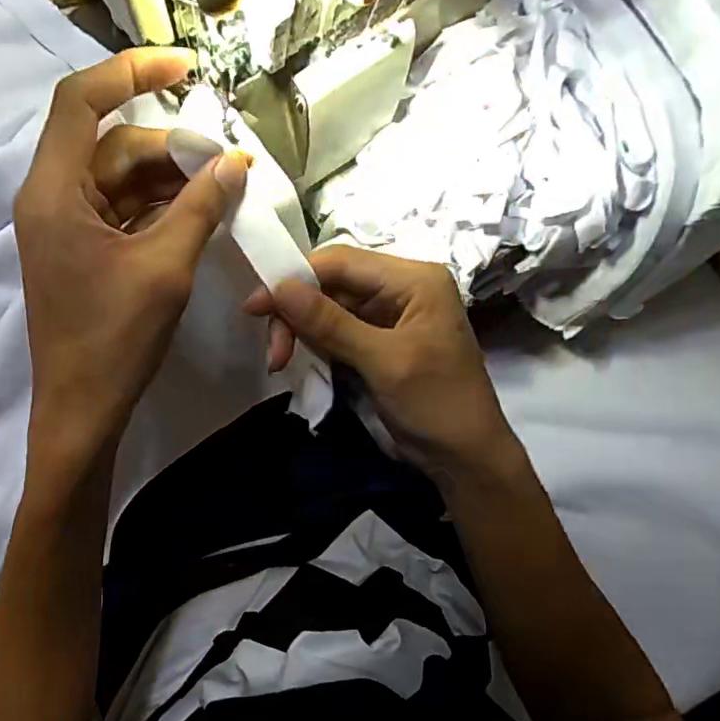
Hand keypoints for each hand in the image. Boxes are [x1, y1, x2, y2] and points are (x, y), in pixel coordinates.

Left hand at [16, 48, 249, 456]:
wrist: (82, 407)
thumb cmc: (115, 338)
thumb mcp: (165, 268)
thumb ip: (199, 207)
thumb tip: (233, 163)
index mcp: (53, 192)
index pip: (81, 101)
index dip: (131, 71)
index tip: (184, 67)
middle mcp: (50, 199)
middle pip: (111, 146)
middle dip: (170, 150)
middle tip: (225, 168)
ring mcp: (65, 228)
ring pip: (119, 180)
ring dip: (169, 181)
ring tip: (219, 192)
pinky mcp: (81, 253)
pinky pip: (121, 212)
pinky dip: (157, 208)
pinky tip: (196, 215)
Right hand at [244, 246, 517, 478]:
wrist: (464, 458)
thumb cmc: (436, 404)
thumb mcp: (384, 361)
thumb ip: (331, 323)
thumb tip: (279, 288)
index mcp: (413, 280)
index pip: (341, 262)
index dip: (295, 279)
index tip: (256, 307)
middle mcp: (399, 290)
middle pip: (330, 285)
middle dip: (296, 313)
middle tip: (274, 353)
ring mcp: (387, 318)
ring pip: (327, 310)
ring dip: (300, 333)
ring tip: (280, 362)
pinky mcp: (376, 345)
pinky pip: (335, 334)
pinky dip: (313, 347)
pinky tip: (296, 363)